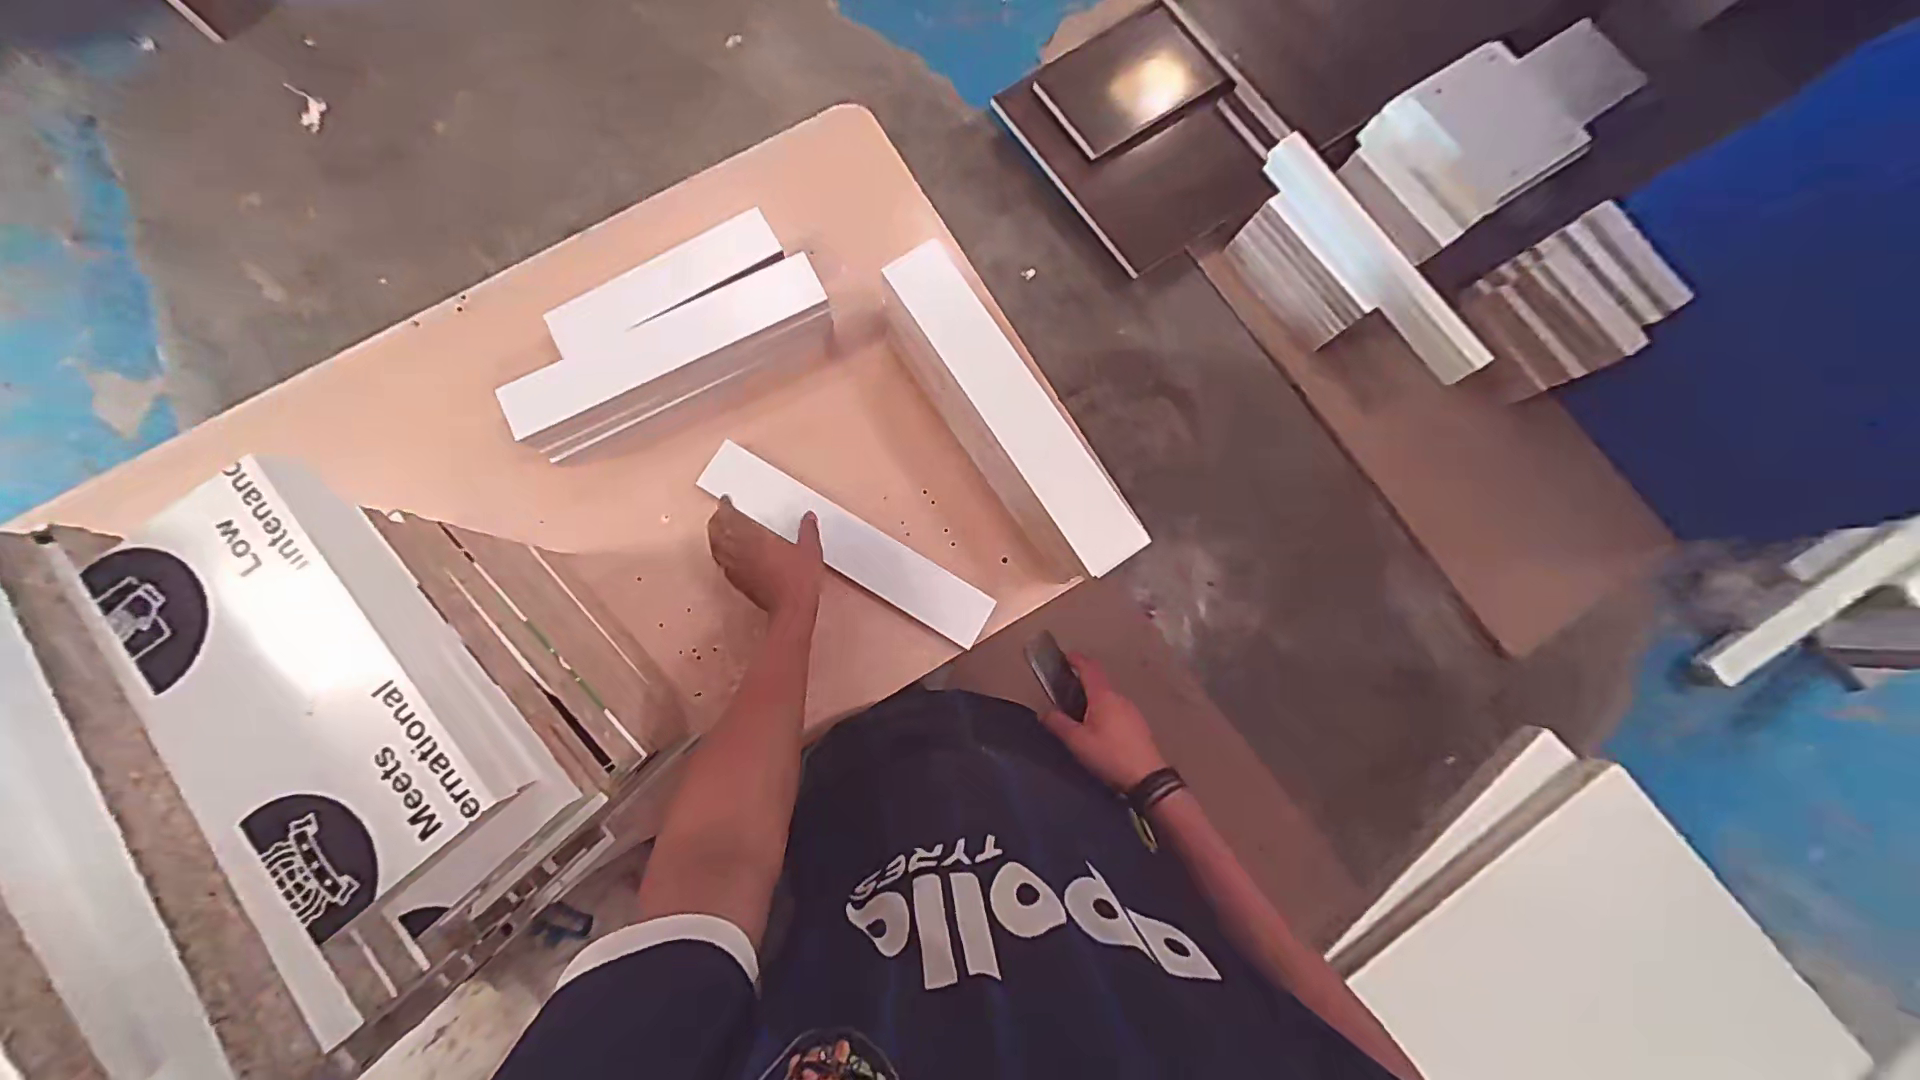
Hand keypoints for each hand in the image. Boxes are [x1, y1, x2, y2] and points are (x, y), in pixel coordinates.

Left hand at [707, 497, 823, 618]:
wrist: (791, 609)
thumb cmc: (799, 580)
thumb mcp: (810, 550)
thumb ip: (807, 531)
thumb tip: (808, 518)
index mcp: (755, 539)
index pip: (730, 517)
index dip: (725, 507)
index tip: (726, 501)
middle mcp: (741, 552)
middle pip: (717, 531)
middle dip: (716, 520)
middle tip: (721, 514)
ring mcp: (736, 568)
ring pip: (716, 547)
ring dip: (714, 536)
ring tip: (719, 530)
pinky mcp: (738, 582)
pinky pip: (721, 563)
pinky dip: (720, 554)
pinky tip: (727, 554)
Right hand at [1036, 653, 1168, 792]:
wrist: (1148, 778)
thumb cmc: (1109, 755)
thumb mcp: (1077, 742)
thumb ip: (1058, 724)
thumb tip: (1044, 712)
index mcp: (1103, 696)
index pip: (1090, 668)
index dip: (1077, 659)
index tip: (1066, 656)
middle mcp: (1119, 698)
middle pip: (1099, 682)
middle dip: (1082, 682)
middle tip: (1066, 691)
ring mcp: (1132, 711)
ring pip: (1108, 697)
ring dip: (1093, 699)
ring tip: (1079, 714)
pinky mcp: (1138, 725)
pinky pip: (1117, 709)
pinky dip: (1104, 711)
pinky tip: (1099, 730)